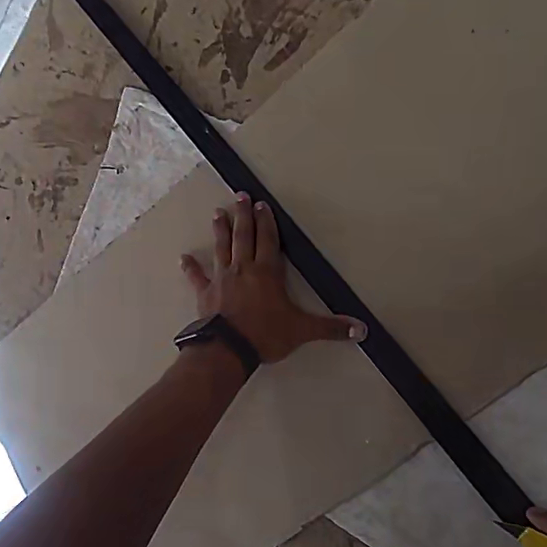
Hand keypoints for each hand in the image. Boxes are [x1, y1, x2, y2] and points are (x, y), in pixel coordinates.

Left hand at [181, 194, 365, 362]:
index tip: (262, 205)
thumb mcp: (302, 330)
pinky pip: (198, 277)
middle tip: (240, 196)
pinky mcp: (205, 294)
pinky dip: (191, 268)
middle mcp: (243, 269)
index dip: (266, 222)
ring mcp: (222, 280)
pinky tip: (184, 258)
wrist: (228, 349)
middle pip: (243, 236)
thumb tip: (361, 329)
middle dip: (243, 215)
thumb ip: (331, 328)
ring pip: (222, 249)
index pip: (268, 240)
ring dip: (221, 230)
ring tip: (219, 214)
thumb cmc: (265, 335)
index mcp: (267, 273)